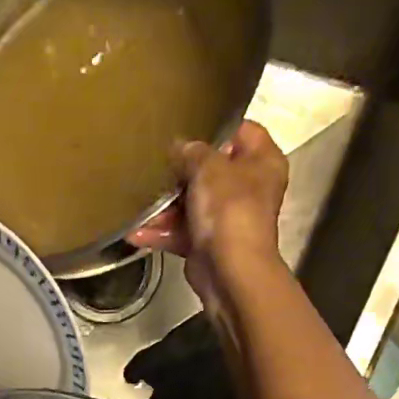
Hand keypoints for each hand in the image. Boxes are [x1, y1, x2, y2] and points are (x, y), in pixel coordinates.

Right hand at [128, 120, 288, 306]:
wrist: (230, 272)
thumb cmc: (228, 208)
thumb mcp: (208, 167)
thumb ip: (191, 151)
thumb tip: (179, 147)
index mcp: (263, 161)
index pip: (244, 132)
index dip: (217, 128)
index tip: (188, 127)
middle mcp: (249, 189)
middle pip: (212, 171)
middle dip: (181, 172)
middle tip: (155, 164)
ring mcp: (228, 219)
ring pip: (193, 205)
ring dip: (164, 207)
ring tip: (138, 202)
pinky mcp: (208, 245)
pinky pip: (183, 233)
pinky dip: (162, 233)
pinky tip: (136, 232)